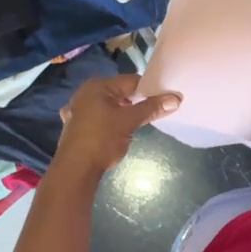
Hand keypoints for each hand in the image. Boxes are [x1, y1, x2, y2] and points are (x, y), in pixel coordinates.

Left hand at [53, 75, 179, 176]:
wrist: (75, 170)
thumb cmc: (102, 139)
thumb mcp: (129, 121)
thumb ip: (151, 108)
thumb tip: (176, 98)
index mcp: (97, 86)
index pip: (131, 81)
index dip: (150, 89)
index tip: (165, 99)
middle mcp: (85, 94)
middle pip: (120, 92)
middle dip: (138, 101)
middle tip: (156, 111)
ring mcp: (78, 110)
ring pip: (109, 106)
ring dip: (124, 112)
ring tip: (140, 122)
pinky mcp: (76, 126)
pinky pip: (100, 117)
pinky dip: (111, 120)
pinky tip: (118, 130)